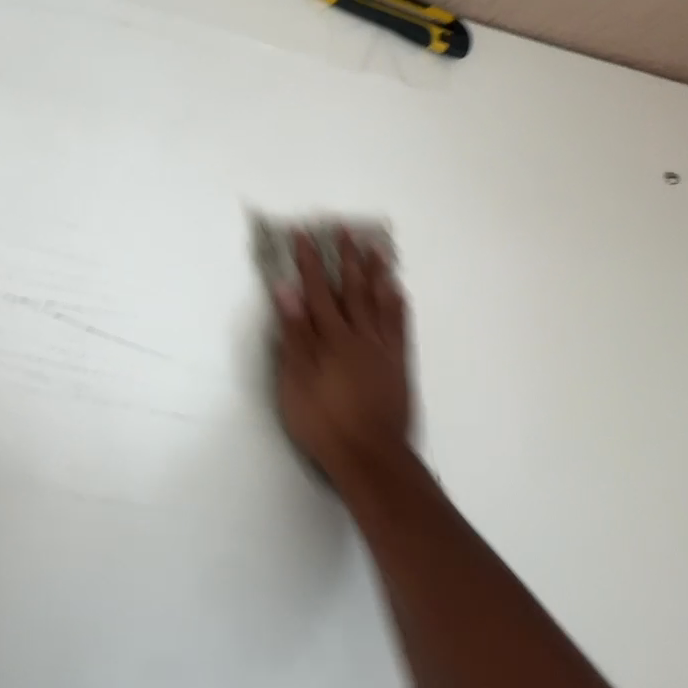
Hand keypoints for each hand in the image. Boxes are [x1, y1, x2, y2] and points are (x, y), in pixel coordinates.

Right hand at [271, 229, 414, 484]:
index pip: (316, 290)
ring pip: (380, 302)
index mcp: (330, 337)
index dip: (309, 261)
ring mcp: (382, 350)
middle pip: (352, 289)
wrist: (371, 457)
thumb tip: (287, 289)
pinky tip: (398, 291)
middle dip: (346, 258)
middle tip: (346, 229)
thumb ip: (294, 332)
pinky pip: (400, 326)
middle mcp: (359, 336)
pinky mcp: (398, 366)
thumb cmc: (322, 420)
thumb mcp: (295, 378)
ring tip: (377, 249)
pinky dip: (397, 305)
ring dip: (376, 273)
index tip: (304, 234)